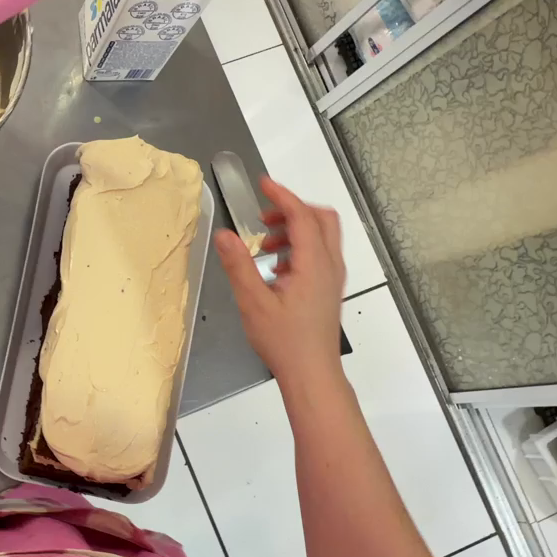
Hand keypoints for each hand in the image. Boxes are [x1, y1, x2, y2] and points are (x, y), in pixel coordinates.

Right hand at [214, 176, 346, 383]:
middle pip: (321, 219)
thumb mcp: (253, 302)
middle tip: (264, 217)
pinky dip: (299, 248)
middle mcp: (330, 265)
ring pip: (322, 236)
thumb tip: (224, 235)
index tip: (263, 184)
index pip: (302, 216)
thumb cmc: (284, 340)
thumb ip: (238, 265)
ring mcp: (333, 277)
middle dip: (293, 210)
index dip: (282, 196)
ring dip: (295, 230)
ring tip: (264, 247)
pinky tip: (276, 268)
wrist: (311, 372)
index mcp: (314, 264)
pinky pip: (320, 254)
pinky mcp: (329, 289)